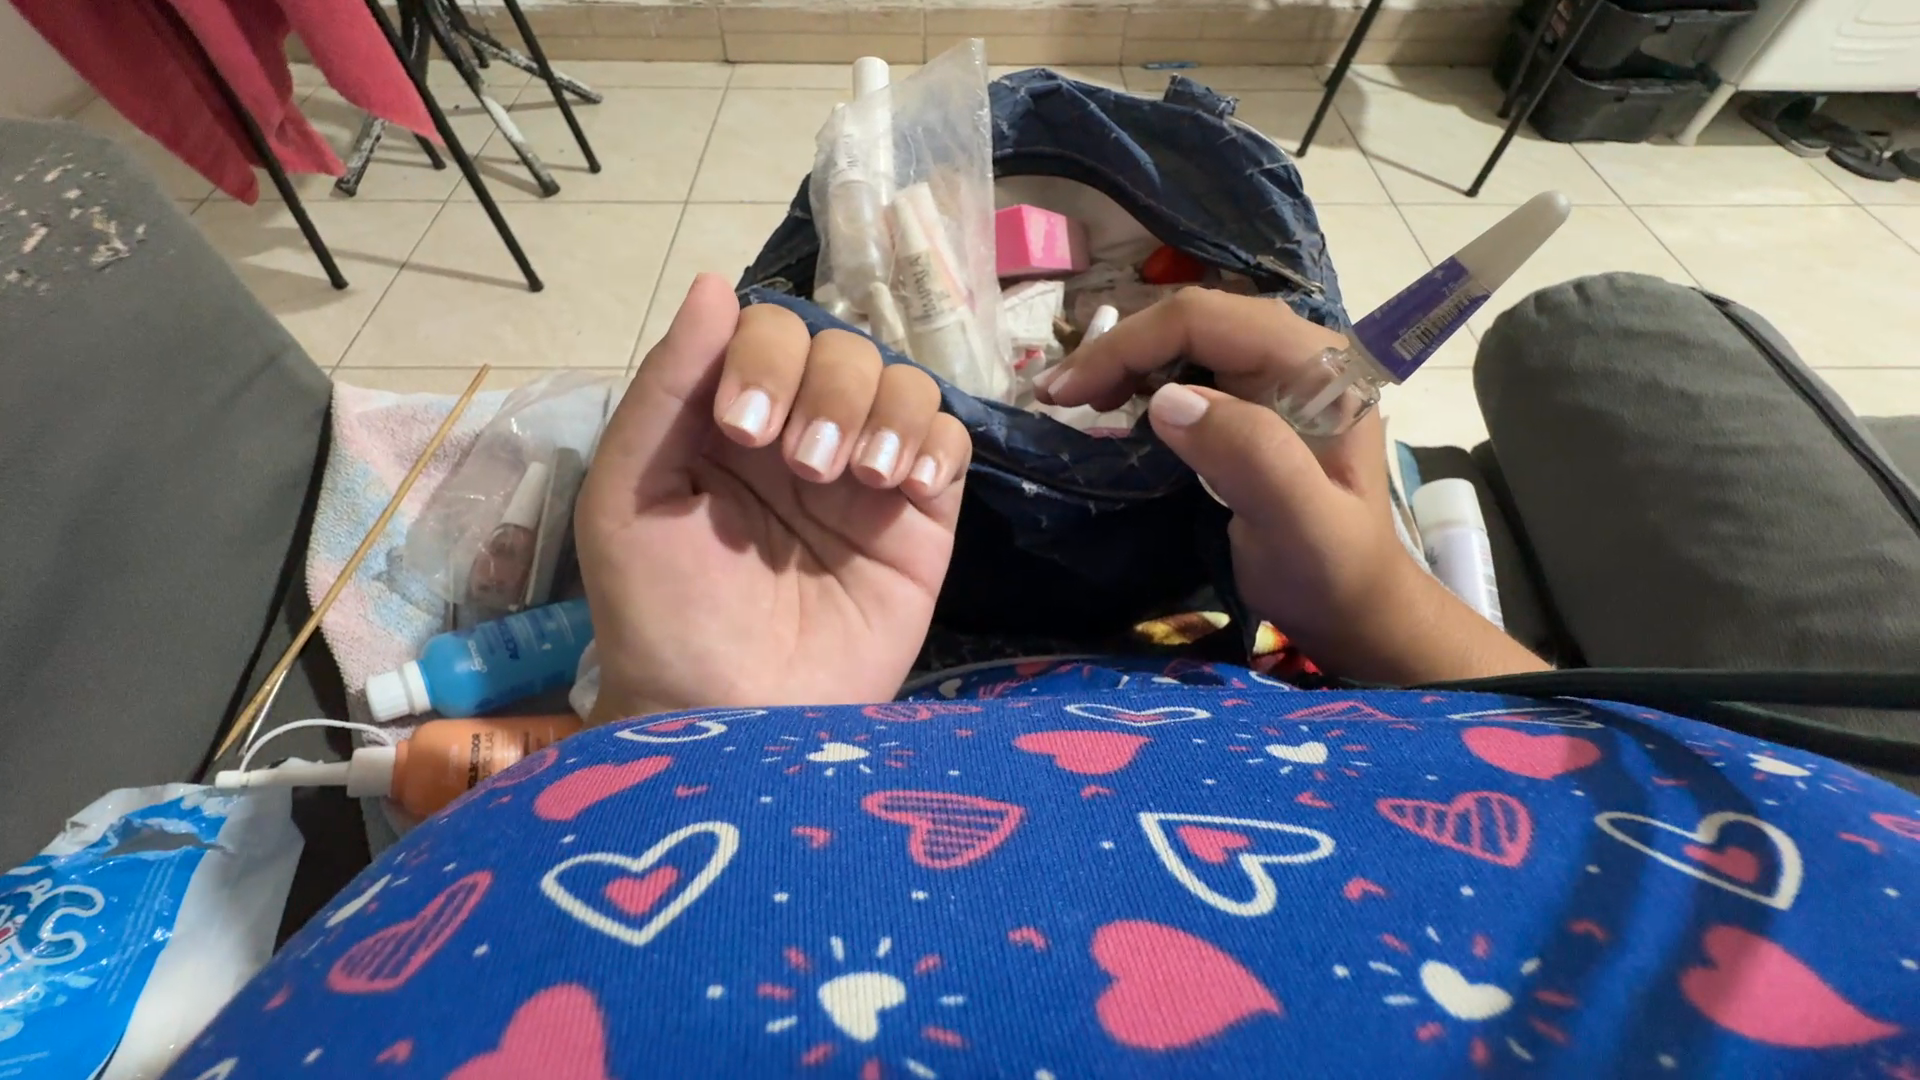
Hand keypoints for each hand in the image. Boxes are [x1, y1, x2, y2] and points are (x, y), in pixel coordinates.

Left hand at [575, 275, 971, 722]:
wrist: (737, 715)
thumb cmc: (669, 613)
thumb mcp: (631, 495)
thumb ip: (666, 389)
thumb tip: (716, 284)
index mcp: (731, 420)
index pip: (770, 330)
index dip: (765, 356)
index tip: (743, 430)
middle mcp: (804, 433)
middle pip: (844, 347)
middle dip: (825, 391)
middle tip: (802, 468)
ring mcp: (868, 475)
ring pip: (904, 384)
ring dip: (882, 416)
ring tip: (859, 479)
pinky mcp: (922, 518)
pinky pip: (951, 443)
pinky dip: (934, 445)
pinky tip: (906, 486)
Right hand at [1037, 287, 1544, 682]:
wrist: (1353, 607)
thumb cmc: (1328, 571)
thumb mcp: (1297, 523)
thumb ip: (1248, 456)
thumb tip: (1164, 399)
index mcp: (1315, 366)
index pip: (1204, 320)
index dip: (1126, 346)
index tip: (1067, 395)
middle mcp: (1297, 354)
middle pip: (1190, 320)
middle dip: (1116, 349)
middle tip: (1057, 397)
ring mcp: (1276, 376)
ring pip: (1184, 339)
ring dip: (1123, 361)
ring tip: (1076, 400)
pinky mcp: (1256, 402)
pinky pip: (1188, 368)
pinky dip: (1141, 380)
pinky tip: (1114, 406)